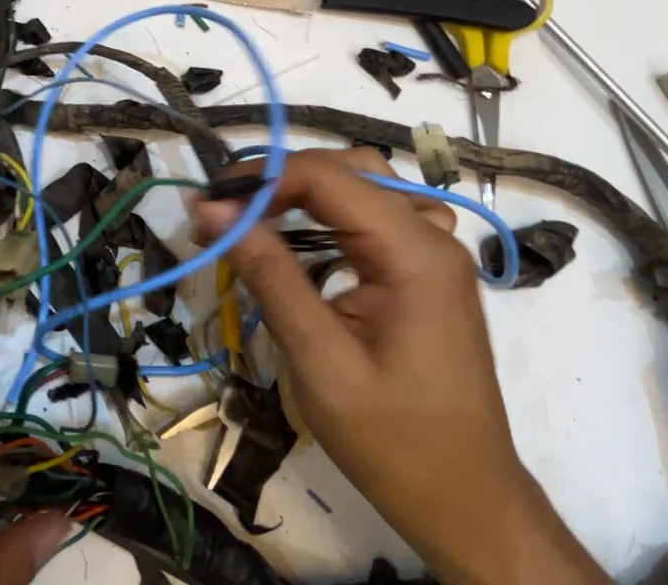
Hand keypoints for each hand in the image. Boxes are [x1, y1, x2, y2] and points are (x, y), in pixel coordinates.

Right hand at [195, 148, 609, 584]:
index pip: (326, 176)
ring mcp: (430, 255)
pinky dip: (322, 212)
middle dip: (276, 179)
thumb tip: (208, 208)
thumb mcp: (317, 357)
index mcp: (415, 254)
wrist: (463, 499)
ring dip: (297, 191)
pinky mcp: (420, 273)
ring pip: (358, 184)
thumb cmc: (391, 436)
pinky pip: (368, 216)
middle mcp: (430, 239)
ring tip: (246, 222)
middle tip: (221, 214)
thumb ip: (268, 273)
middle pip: (345, 168)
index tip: (204, 209)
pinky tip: (294, 240)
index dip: (259, 180)